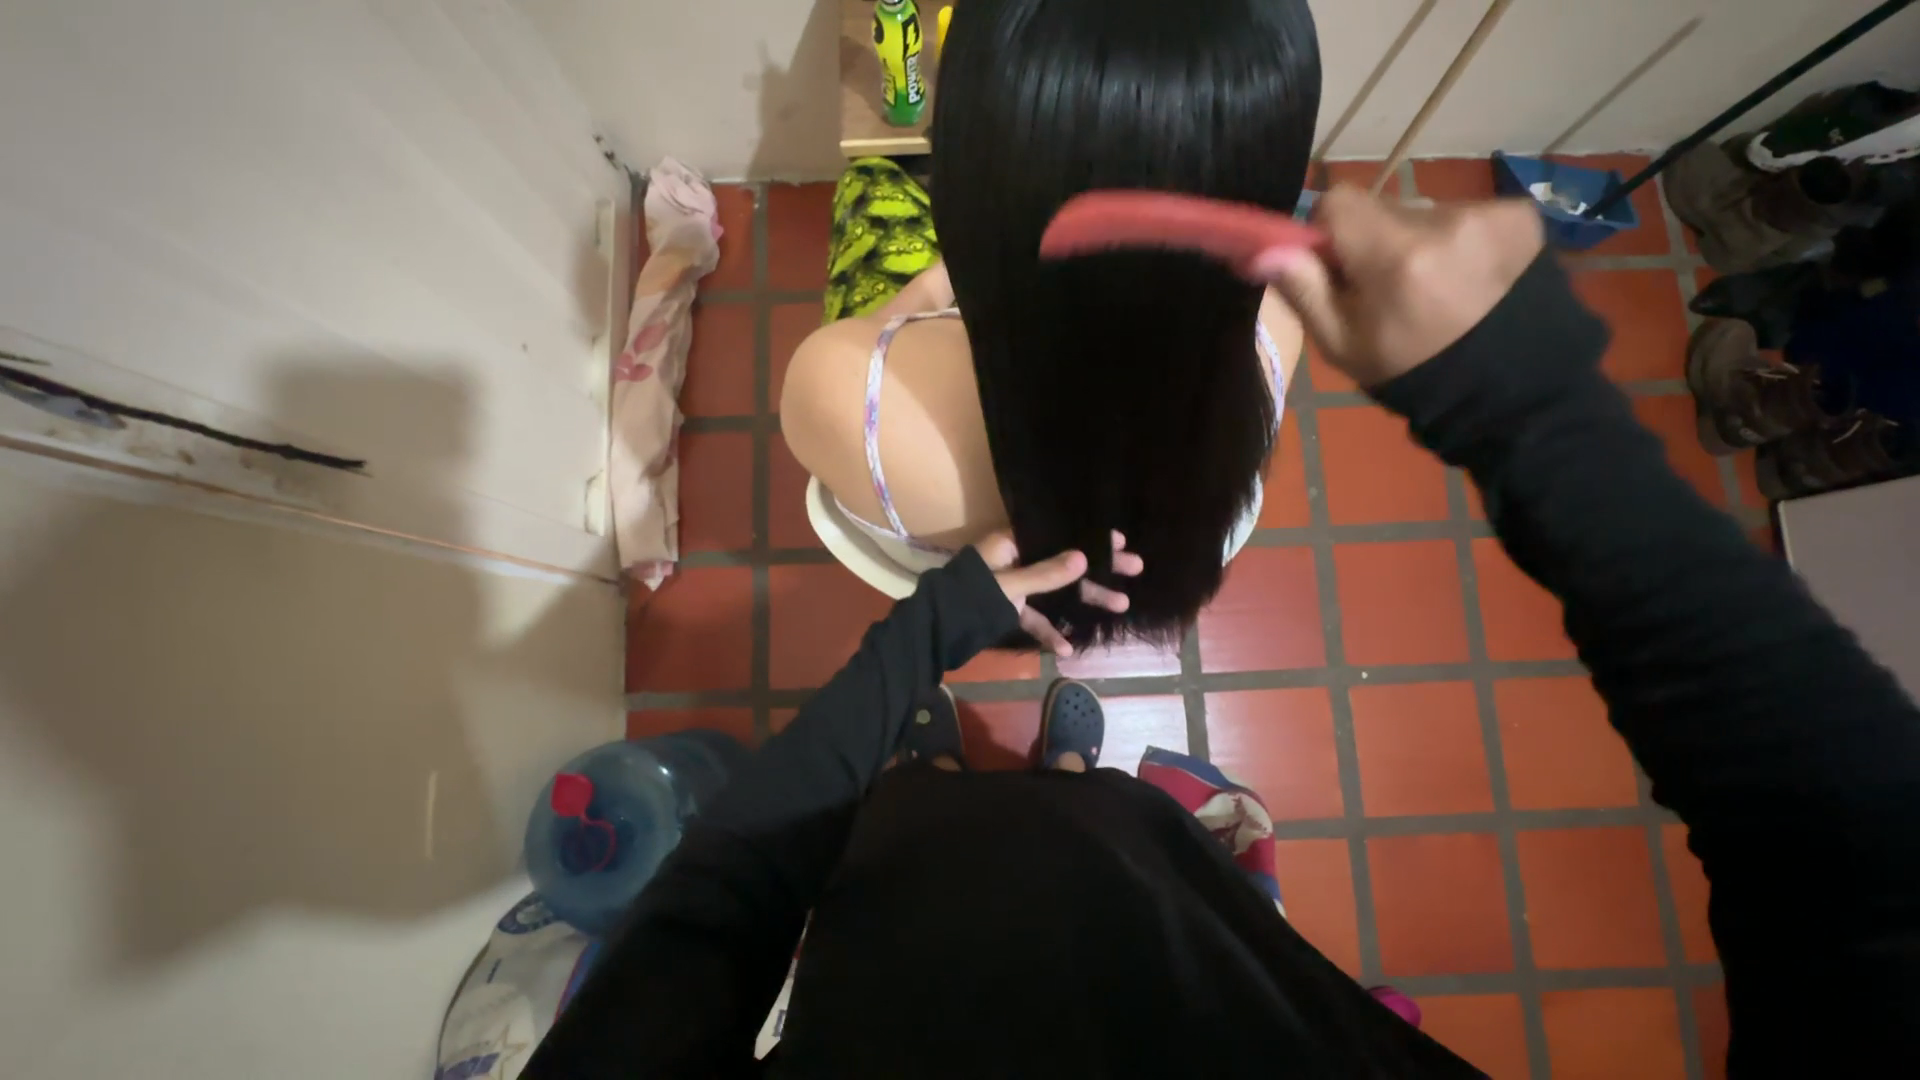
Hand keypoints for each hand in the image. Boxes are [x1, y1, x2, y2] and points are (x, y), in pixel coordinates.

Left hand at [973, 530, 1144, 656]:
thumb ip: (1046, 573)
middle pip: (1063, 561)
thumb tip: (1083, 557)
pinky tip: (1067, 649)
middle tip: (1136, 569)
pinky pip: (1034, 616)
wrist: (935, 631)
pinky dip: (1049, 630)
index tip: (1119, 542)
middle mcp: (1014, 559)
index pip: (1057, 535)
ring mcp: (1012, 585)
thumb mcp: (1010, 585)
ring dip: (1084, 599)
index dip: (1089, 539)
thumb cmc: (970, 598)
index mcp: (1011, 542)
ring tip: (1121, 607)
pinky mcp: (1007, 609)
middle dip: (1098, 570)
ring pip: (1054, 590)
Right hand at [1252, 186, 1544, 387]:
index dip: (1325, 229)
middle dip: (1370, 240)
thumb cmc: (1409, 369)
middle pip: (1380, 207)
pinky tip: (1465, 279)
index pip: (1338, 202)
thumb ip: (1303, 291)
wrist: (1507, 385)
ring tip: (1431, 289)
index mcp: (1394, 257)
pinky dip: (1455, 240)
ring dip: (1413, 241)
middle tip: (1381, 287)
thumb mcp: (1341, 344)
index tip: (1331, 264)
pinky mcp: (1520, 214)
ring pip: (1421, 211)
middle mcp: (1443, 221)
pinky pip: (1463, 213)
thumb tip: (1261, 252)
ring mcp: (1488, 214)